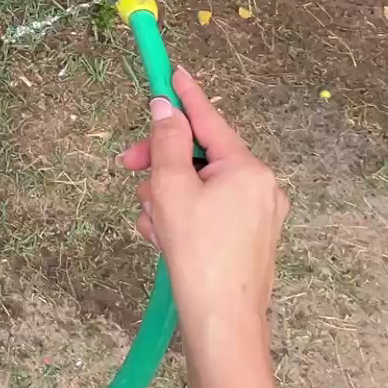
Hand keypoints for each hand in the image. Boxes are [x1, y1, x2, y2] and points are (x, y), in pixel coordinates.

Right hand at [118, 67, 288, 344]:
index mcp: (247, 169)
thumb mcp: (170, 186)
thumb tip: (164, 107)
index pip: (208, 118)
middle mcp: (260, 186)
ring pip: (195, 182)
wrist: (222, 319)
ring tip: (152, 220)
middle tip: (127, 167)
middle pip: (197, 153)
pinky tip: (163, 235)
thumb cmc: (196, 248)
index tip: (172, 68)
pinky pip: (204, 207)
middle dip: (159, 161)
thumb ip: (167, 140)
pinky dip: (178, 213)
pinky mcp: (247, 236)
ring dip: (163, 193)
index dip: (185, 93)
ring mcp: (257, 213)